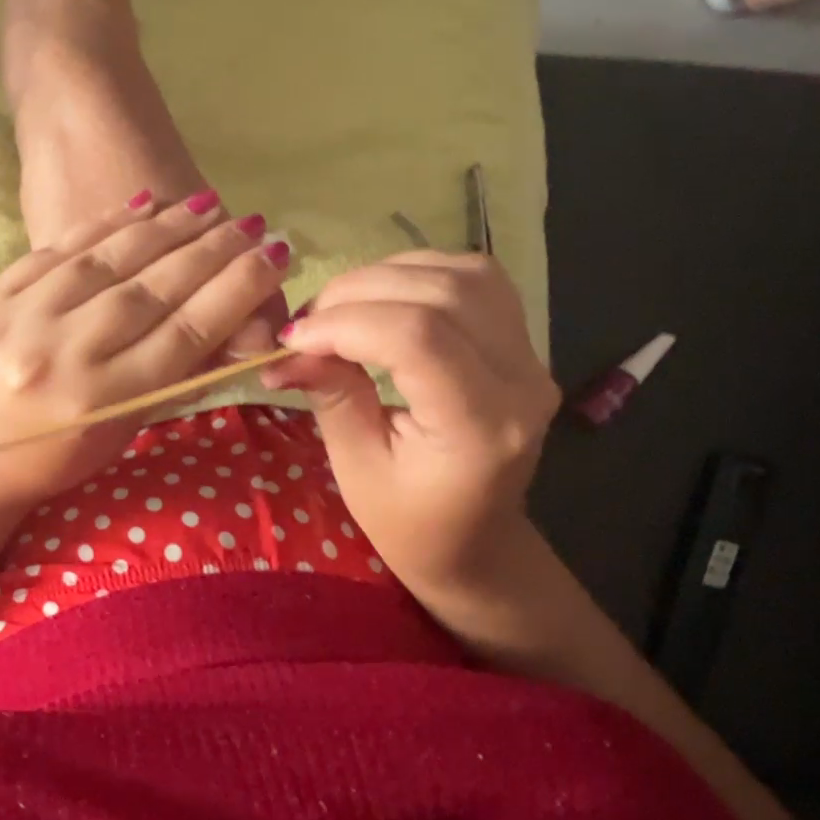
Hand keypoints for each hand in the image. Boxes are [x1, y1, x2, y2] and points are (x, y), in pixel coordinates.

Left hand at [0, 191, 289, 513]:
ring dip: (165, 228)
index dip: (237, 289)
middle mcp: (60, 358)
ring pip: (107, 261)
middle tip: (252, 224)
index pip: (185, 333)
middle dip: (211, 252)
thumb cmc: (61, 457)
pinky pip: (58, 251)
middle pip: (151, 290)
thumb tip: (238, 320)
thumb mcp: (125, 430)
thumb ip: (176, 376)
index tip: (274, 256)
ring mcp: (19, 322)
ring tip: (207, 206)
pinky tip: (144, 205)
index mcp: (100, 402)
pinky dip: (105, 225)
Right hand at [262, 251, 559, 594]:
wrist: (478, 545)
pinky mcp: (524, 344)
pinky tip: (381, 299)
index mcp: (481, 429)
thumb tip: (286, 347)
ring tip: (339, 307)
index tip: (292, 339)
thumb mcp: (356, 467)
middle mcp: (522, 382)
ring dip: (388, 274)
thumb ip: (331, 395)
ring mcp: (532, 357)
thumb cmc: (409, 523)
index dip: (346, 323)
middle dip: (359, 293)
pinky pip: (476, 281)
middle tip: (307, 321)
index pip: (418, 338)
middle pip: (443, 294)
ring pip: (464, 274)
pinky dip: (418, 274)